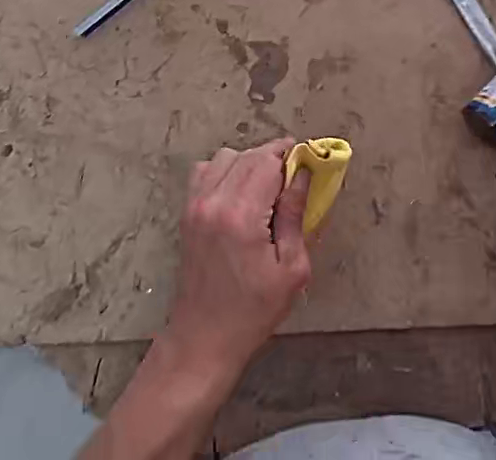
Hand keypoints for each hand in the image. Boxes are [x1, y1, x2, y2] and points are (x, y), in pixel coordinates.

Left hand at [80, 140, 312, 459]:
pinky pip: (206, 171)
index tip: (309, 165)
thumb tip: (303, 175)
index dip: (292, 156)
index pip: (269, 160)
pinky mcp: (187, 214)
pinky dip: (226, 171)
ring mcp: (195, 207)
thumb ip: (296, 215)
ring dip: (251, 163)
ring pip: (227, 157)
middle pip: (250, 155)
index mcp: (241, 216)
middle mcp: (213, 203)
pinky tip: (240, 193)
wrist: (201, 341)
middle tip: (294, 181)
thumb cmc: (251, 311)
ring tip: (267, 189)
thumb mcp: (291, 268)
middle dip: (276, 158)